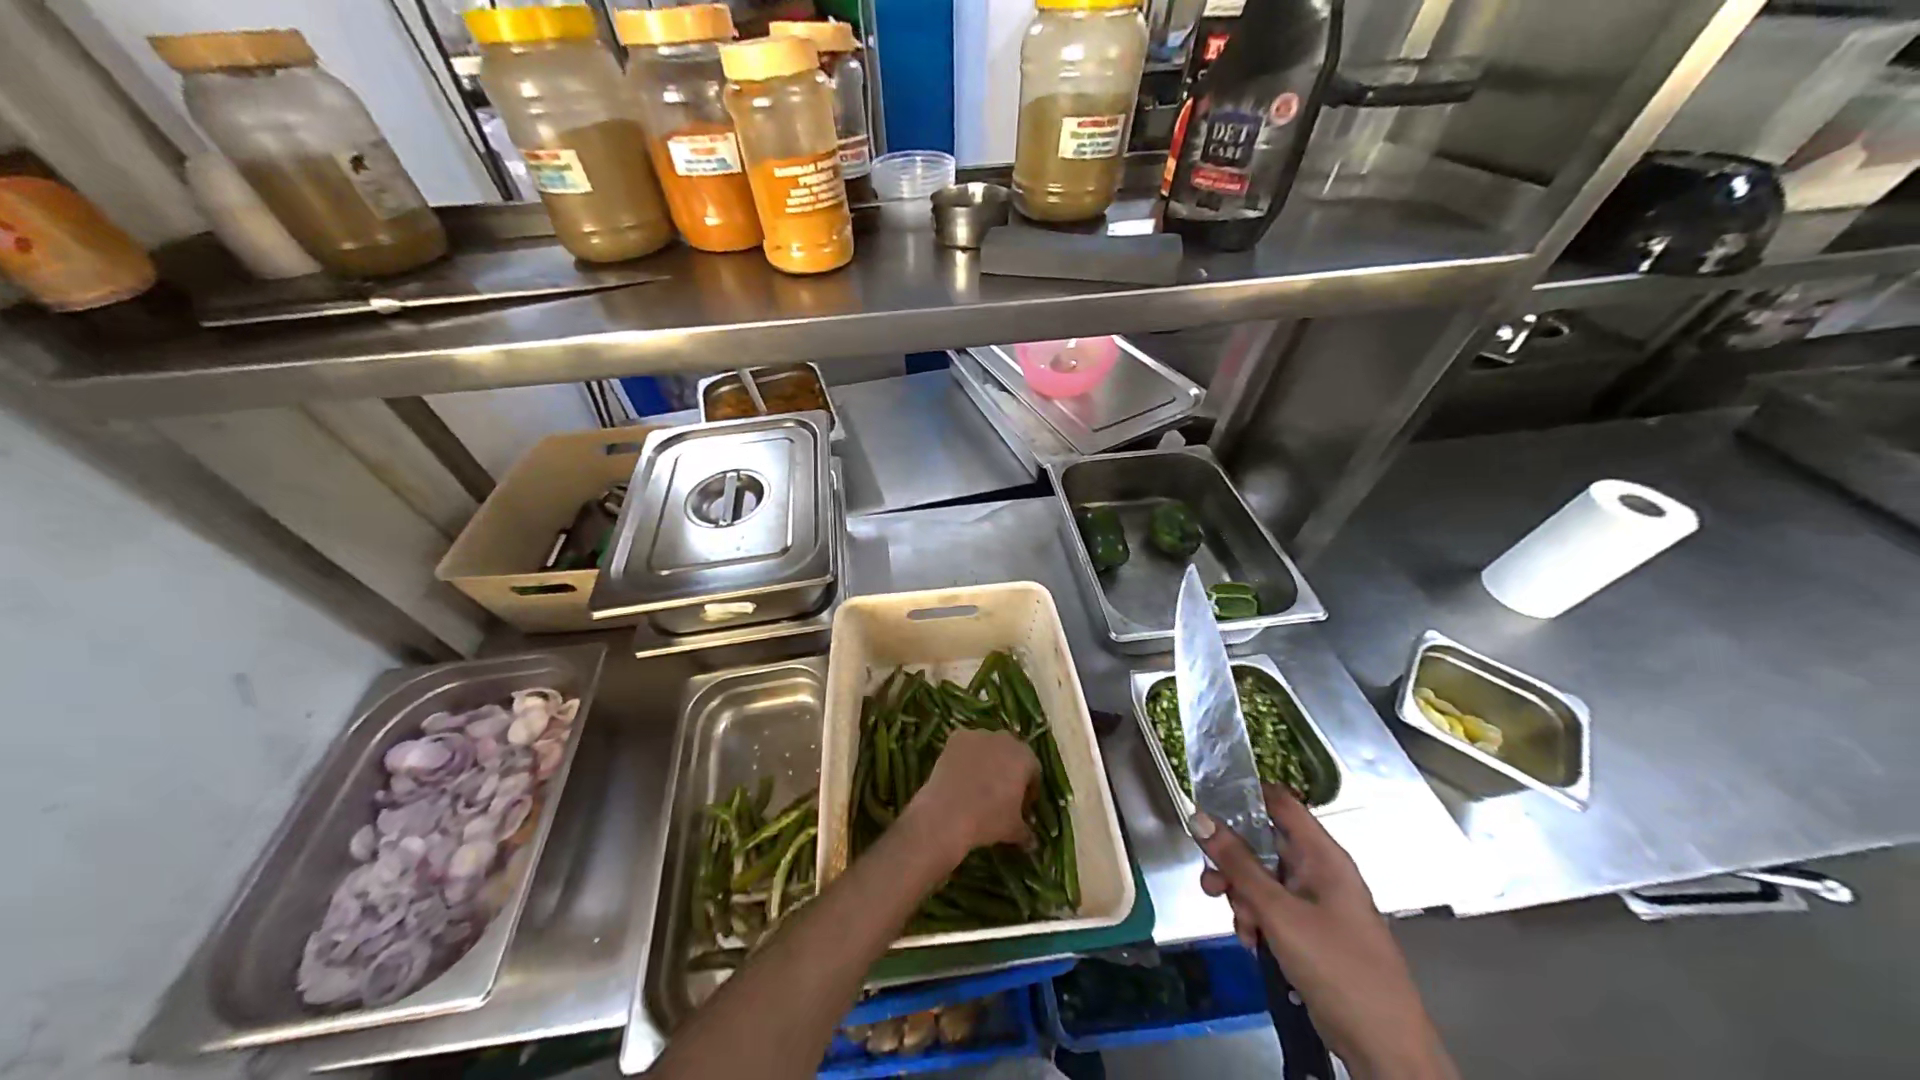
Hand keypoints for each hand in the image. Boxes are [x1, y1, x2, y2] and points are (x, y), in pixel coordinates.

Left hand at [902, 728, 1038, 858]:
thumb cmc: (988, 819)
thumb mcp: (1013, 829)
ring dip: (987, 762)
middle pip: (1011, 754)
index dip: (1028, 790)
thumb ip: (1026, 832)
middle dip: (1009, 771)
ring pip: (988, 747)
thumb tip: (1033, 842)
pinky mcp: (955, 737)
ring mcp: (978, 735)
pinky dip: (966, 757)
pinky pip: (966, 746)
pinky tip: (960, 777)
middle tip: (1001, 794)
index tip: (1021, 806)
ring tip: (978, 786)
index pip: (1033, 771)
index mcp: (1025, 757)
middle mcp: (1004, 739)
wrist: (947, 814)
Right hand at [1193, 786, 1457, 1079]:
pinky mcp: (1310, 932)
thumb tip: (1201, 818)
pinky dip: (1256, 920)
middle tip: (1212, 884)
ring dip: (1242, 898)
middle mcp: (1319, 872)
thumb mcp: (1278, 912)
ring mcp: (1316, 903)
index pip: (1280, 802)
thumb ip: (1237, 864)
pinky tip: (1253, 943)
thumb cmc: (1337, 966)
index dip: (1244, 796)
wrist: (1383, 1045)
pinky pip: (1272, 910)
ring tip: (1241, 925)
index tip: (1207, 805)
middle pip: (1264, 845)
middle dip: (1233, 863)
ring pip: (1263, 880)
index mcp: (1322, 855)